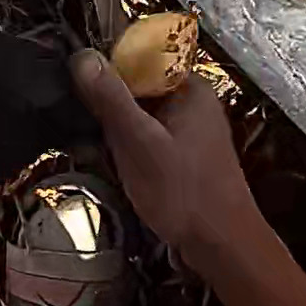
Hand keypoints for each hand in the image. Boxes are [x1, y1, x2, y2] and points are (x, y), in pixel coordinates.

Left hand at [0, 24, 96, 206]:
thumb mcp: (5, 155)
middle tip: (55, 120)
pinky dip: (2, 70)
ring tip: (21, 108)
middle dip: (58, 90)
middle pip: (50, 63)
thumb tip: (83, 127)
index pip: (73, 83)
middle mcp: (6, 43)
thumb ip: (48, 133)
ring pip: (22, 53)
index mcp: (24, 75)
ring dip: (29, 78)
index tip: (83, 128)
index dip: (83, 107)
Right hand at [68, 50, 257, 250]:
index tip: (81, 91)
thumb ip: (110, 98)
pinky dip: (129, 148)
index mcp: (189, 88)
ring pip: (140, 116)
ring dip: (117, 131)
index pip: (140, 58)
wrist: (223, 249)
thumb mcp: (138, 142)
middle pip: (138, 87)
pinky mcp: (183, 156)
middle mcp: (192, 103)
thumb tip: (82, 55)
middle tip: (89, 129)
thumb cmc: (182, 192)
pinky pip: (148, 139)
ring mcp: (189, 131)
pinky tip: (118, 167)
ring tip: (102, 151)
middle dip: (110, 106)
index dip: (108, 71)